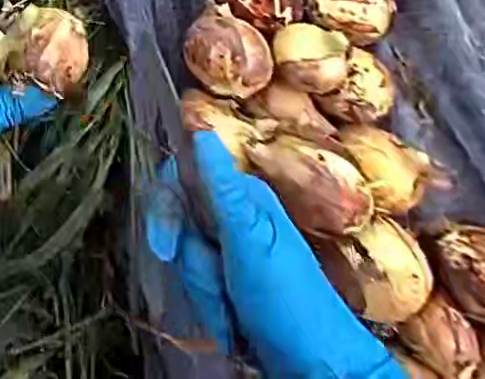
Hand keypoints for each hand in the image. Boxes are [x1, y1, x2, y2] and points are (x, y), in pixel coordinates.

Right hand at [146, 132, 400, 378]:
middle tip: (217, 288)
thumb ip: (222, 185)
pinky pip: (197, 280)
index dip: (166, 207)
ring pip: (185, 253)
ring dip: (200, 288)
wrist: (319, 370)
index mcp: (241, 193)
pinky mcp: (229, 280)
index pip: (180, 176)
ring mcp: (231, 248)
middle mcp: (233, 213)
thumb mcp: (250, 239)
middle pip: (179, 218)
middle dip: (191, 260)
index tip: (165, 247)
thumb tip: (201, 129)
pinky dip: (207, 305)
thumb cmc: (289, 300)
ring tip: (230, 312)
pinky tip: (228, 322)